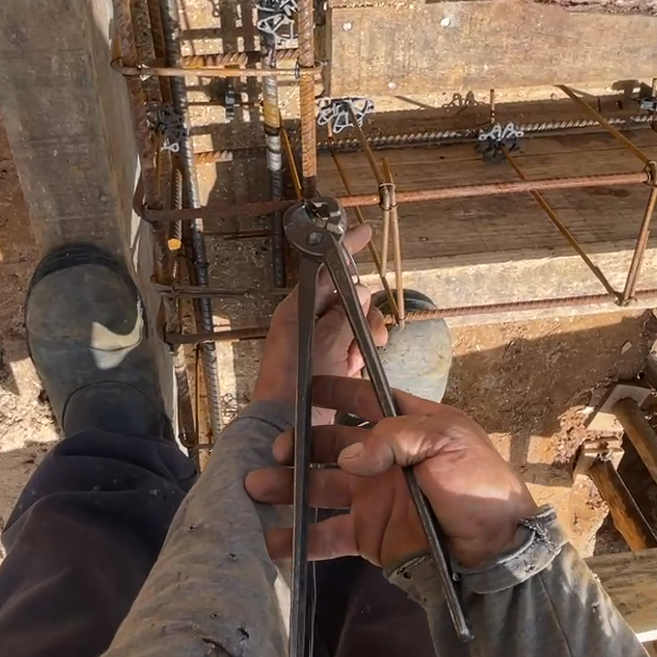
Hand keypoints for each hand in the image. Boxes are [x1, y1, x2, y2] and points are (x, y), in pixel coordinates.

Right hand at [245, 376, 538, 568]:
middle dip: (299, 444)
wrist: (496, 551)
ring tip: (254, 489)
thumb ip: (394, 438)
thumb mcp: (446, 443)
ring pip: (320, 487)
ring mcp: (373, 497)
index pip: (364, 399)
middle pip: (331, 444)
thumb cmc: (477, 484)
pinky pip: (327, 535)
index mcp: (406, 426)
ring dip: (288, 488)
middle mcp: (383, 458)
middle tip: (274, 451)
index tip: (303, 385)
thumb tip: (347, 456)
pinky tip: (272, 541)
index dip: (334, 389)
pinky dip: (299, 539)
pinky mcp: (369, 535)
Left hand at [251, 223, 388, 415]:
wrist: (288, 425)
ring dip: (365, 335)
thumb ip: (343, 316)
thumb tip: (361, 290)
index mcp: (297, 310)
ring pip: (357, 321)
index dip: (344, 251)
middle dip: (363, 311)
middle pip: (348, 297)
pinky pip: (357, 344)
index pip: (324, 272)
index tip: (364, 230)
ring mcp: (323, 342)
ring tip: (357, 359)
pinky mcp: (333, 361)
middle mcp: (309, 321)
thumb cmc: (297, 382)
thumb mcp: (322, 344)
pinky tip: (357, 367)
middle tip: (369, 334)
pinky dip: (361, 352)